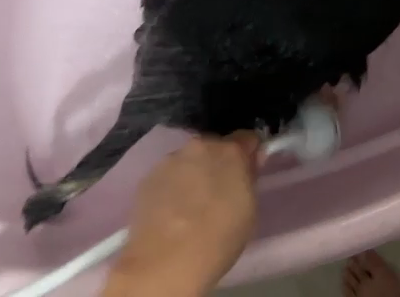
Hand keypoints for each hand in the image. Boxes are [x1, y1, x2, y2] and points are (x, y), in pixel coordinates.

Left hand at [104, 133, 260, 296]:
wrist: (166, 260)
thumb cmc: (218, 239)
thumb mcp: (249, 212)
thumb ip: (249, 179)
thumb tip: (250, 162)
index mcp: (230, 152)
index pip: (247, 138)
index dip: (249, 154)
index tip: (248, 172)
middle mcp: (201, 146)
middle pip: (215, 147)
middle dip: (218, 164)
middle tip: (217, 193)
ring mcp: (172, 159)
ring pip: (189, 160)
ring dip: (194, 173)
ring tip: (190, 206)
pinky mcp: (149, 176)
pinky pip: (168, 175)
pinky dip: (172, 186)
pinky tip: (171, 212)